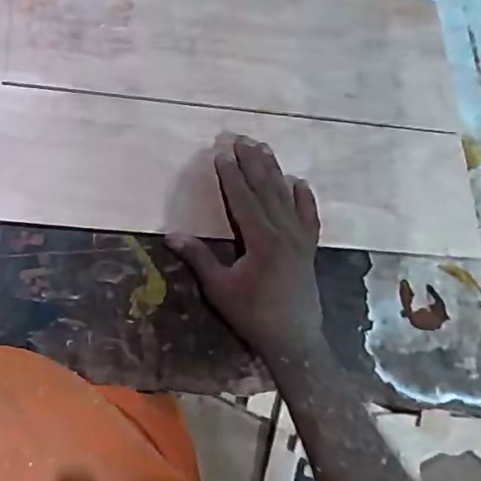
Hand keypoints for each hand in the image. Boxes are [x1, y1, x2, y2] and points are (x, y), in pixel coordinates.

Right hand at [166, 137, 325, 364]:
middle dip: (252, 163)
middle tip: (241, 139)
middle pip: (265, 190)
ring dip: (274, 171)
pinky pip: (309, 216)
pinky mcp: (308, 249)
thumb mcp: (219, 288)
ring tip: (264, 148)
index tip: (221, 153)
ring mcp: (299, 239)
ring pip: (286, 197)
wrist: (294, 341)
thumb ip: (198, 258)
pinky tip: (299, 181)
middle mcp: (283, 233)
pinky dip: (304, 197)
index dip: (230, 175)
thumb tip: (171, 234)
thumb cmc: (253, 314)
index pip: (242, 199)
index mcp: (262, 240)